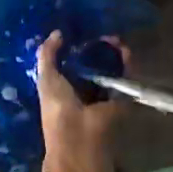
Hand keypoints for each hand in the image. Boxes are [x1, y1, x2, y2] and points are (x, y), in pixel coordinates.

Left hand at [35, 32, 122, 171]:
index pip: (72, 63)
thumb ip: (48, 54)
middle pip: (93, 65)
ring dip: (113, 55)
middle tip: (104, 37)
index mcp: (63, 87)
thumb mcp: (46, 78)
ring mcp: (102, 96)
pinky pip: (124, 79)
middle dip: (98, 50)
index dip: (77, 49)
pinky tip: (125, 51)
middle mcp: (83, 90)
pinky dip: (126, 65)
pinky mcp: (120, 101)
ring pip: (110, 70)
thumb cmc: (58, 108)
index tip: (83, 35)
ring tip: (115, 41)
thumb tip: (57, 33)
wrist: (80, 138)